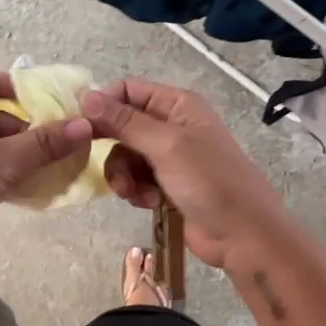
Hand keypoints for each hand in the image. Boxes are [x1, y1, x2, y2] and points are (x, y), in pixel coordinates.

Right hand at [82, 79, 290, 271]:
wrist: (243, 235)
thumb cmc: (209, 181)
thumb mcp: (166, 146)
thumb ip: (125, 122)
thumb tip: (86, 97)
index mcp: (178, 105)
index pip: (129, 91)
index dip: (104, 105)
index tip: (82, 127)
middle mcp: (173, 125)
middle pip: (123, 125)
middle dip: (113, 147)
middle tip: (103, 164)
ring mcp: (170, 157)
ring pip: (125, 156)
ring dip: (123, 174)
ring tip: (133, 192)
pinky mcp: (167, 184)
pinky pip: (136, 179)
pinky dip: (136, 190)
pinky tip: (148, 203)